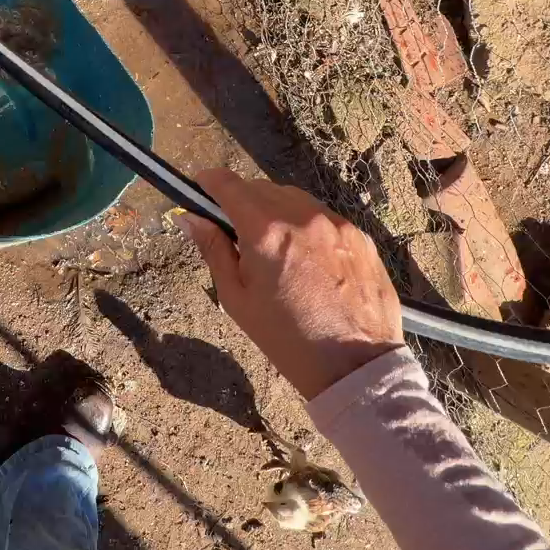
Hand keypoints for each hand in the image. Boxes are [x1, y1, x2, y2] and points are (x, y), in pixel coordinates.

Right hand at [176, 169, 403, 398]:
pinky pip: (323, 216)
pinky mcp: (360, 235)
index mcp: (264, 230)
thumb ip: (212, 248)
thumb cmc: (285, 336)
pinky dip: (307, 226)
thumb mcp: (236, 297)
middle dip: (242, 202)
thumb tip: (189, 217)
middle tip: (239, 235)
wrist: (355, 367)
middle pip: (259, 188)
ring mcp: (335, 222)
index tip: (201, 191)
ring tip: (278, 248)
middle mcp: (301, 214)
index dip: (208, 182)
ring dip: (276, 210)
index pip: (227, 183)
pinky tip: (310, 260)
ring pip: (293, 198)